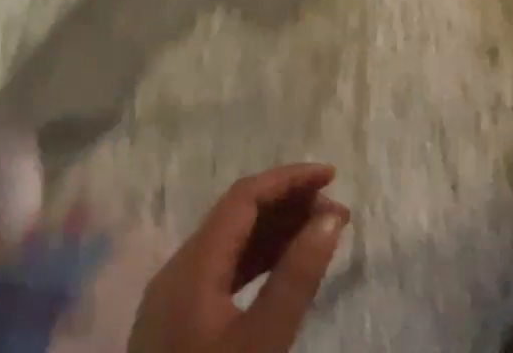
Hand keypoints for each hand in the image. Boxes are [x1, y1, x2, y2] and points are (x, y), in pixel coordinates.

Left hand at [129, 164, 350, 352]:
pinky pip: (225, 271)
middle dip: (288, 204)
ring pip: (231, 243)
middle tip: (337, 213)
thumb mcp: (263, 340)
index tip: (333, 176)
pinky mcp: (179, 323)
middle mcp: (179, 271)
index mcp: (192, 266)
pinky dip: (260, 259)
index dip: (289, 179)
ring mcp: (175, 298)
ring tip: (323, 233)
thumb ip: (297, 276)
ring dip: (277, 230)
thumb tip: (330, 218)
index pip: (243, 198)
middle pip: (236, 216)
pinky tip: (287, 267)